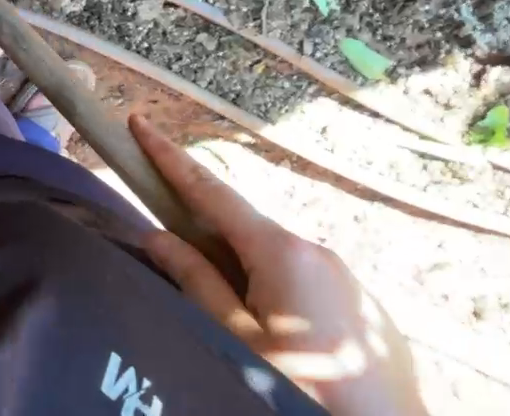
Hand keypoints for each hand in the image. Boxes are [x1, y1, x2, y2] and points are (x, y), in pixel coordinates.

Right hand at [131, 115, 425, 415]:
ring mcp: (350, 282)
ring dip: (243, 269)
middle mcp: (318, 253)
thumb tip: (157, 236)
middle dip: (205, 230)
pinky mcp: (370, 314)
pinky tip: (278, 338)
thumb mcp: (234, 338)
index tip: (139, 121)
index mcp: (280, 251)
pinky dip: (277, 293)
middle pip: (243, 227)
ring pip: (274, 260)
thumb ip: (194, 280)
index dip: (169, 156)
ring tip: (235, 319)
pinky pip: (305, 286)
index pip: (209, 190)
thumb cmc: (304, 391)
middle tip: (175, 251)